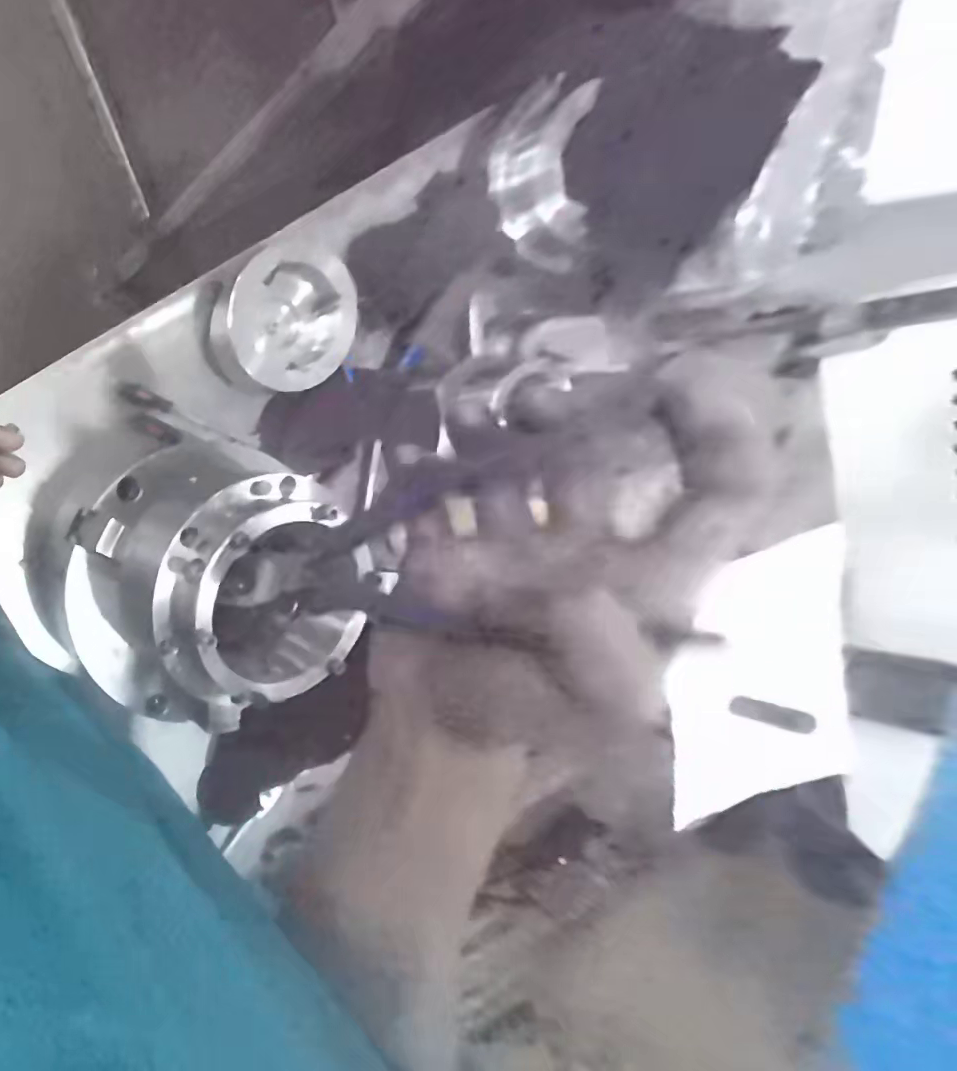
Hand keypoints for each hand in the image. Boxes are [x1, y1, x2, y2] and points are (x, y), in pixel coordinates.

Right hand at [372, 365, 772, 750]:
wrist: (435, 733)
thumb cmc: (527, 724)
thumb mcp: (597, 709)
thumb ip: (604, 650)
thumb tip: (566, 585)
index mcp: (642, 575)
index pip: (710, 492)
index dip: (710, 433)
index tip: (667, 383)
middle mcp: (575, 548)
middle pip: (585, 462)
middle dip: (562, 419)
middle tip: (524, 397)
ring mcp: (500, 547)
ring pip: (501, 472)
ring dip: (484, 435)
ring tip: (459, 411)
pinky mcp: (438, 553)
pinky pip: (427, 503)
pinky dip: (414, 475)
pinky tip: (405, 452)